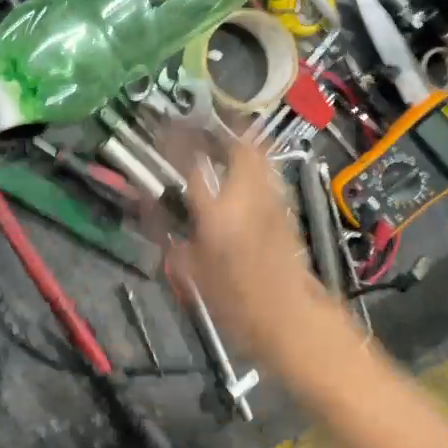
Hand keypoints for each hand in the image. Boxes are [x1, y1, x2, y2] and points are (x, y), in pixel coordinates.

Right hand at [168, 136, 342, 371]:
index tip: (164, 128)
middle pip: (238, 144)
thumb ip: (173, 238)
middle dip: (218, 127)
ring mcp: (272, 199)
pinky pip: (267, 172)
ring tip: (221, 136)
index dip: (176, 140)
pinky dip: (253, 161)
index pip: (192, 162)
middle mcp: (247, 197)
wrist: (295, 324)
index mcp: (217, 213)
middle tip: (198, 124)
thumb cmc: (239, 306)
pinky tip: (243, 170)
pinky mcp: (287, 209)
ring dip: (239, 139)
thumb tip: (152, 213)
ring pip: (258, 153)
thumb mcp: (195, 276)